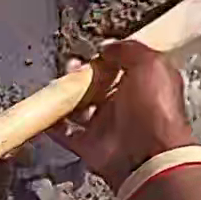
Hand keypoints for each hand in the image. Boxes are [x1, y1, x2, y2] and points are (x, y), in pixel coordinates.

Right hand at [52, 41, 196, 187]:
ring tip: (57, 87)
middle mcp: (123, 104)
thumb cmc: (154, 107)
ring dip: (65, 96)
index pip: (120, 67)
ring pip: (78, 107)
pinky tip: (46, 112)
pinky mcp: (88, 144)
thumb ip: (128, 50)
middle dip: (80, 75)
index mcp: (142, 84)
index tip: (93, 52)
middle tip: (71, 68)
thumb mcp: (150, 64)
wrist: (145, 153)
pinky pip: (65, 132)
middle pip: (95, 85)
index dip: (105, 58)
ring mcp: (104, 125)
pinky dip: (53, 124)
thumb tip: (107, 46)